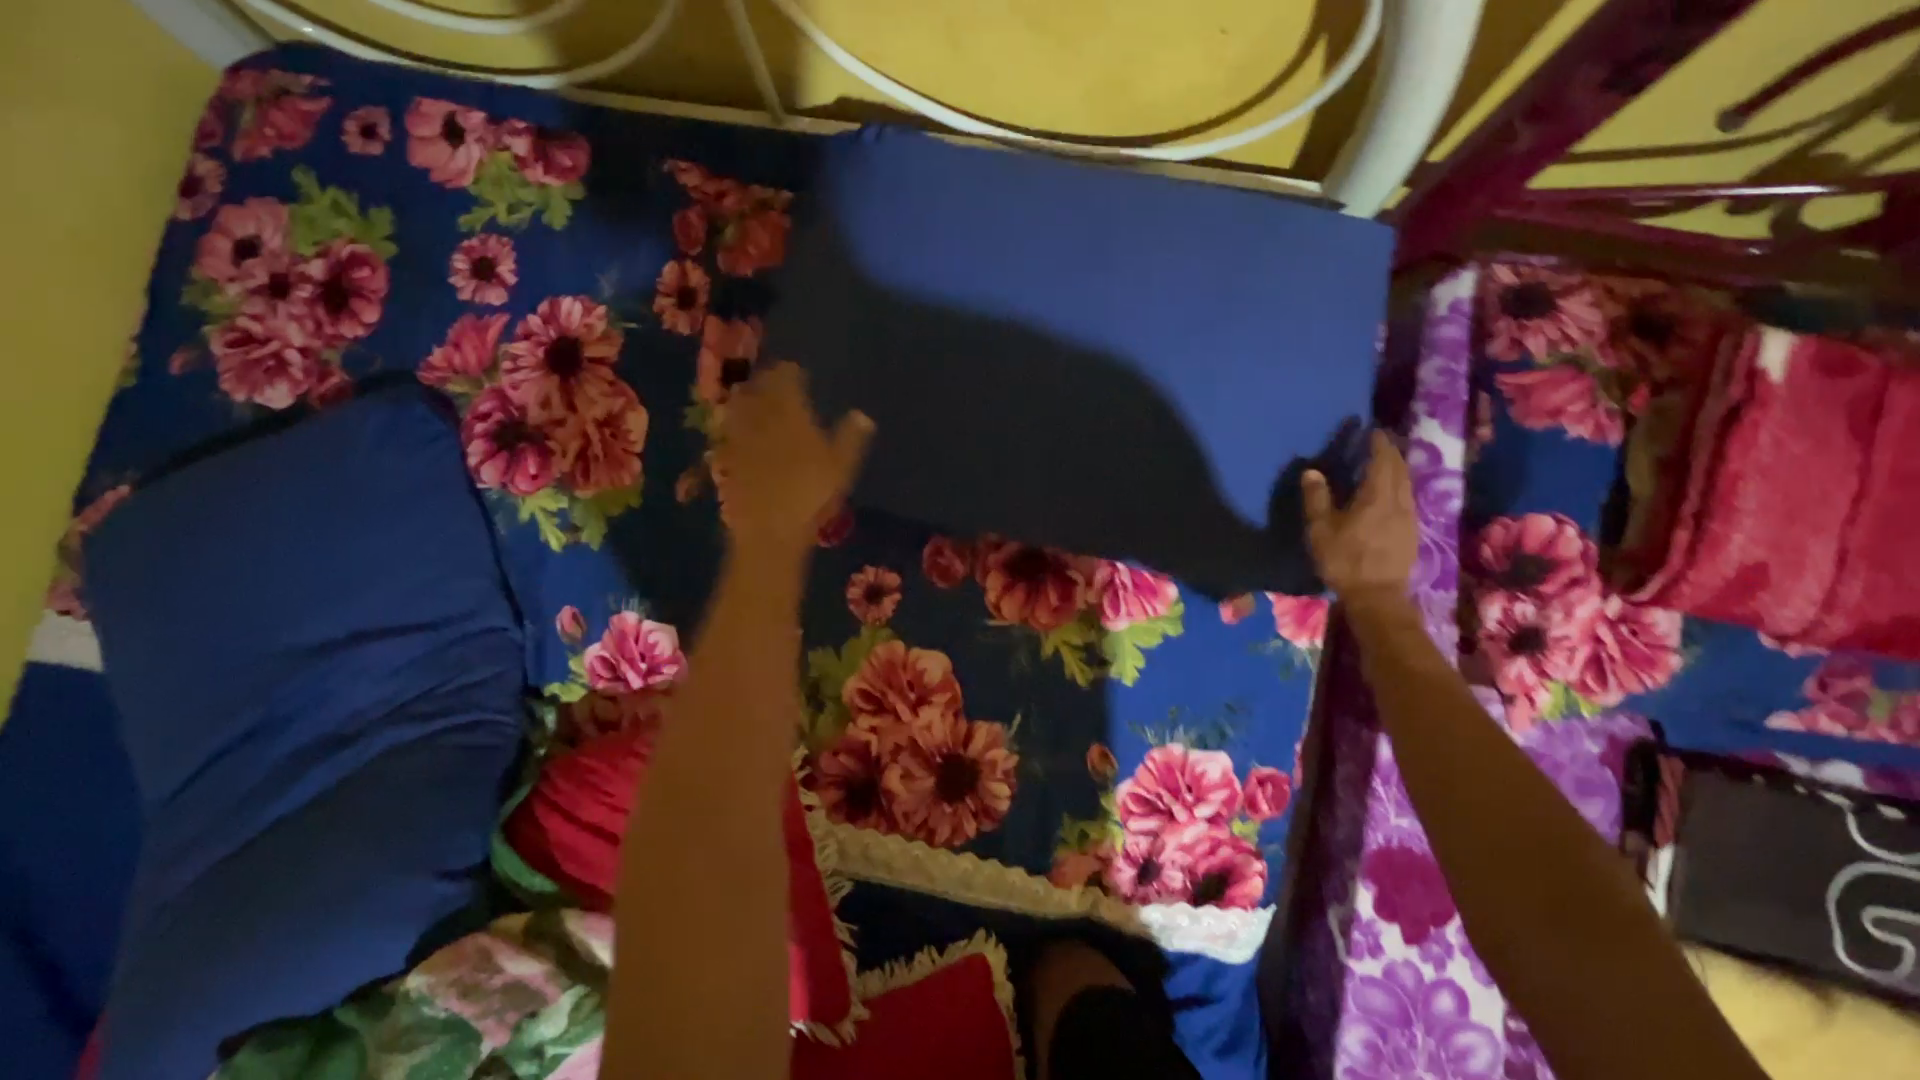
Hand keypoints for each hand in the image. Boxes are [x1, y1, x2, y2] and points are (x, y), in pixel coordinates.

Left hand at [715, 362, 873, 553]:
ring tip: (752, 398)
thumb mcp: (842, 467)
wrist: (769, 529)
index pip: (785, 378)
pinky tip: (737, 431)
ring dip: (745, 399)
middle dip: (765, 381)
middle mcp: (760, 417)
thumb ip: (851, 437)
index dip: (790, 372)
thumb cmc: (811, 495)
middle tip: (774, 381)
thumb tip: (863, 415)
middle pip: (758, 388)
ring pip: (738, 407)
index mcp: (790, 412)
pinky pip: (727, 433)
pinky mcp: (725, 458)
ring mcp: (739, 437)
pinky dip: (733, 427)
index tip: (797, 371)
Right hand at [1302, 430, 1416, 611]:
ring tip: (1385, 464)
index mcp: (1376, 495)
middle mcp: (1399, 500)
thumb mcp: (1321, 530)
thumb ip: (1317, 498)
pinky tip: (1391, 493)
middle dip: (1390, 452)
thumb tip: (1312, 471)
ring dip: (1397, 469)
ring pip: (1407, 483)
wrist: (1378, 596)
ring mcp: (1410, 516)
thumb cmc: (1345, 561)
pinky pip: (1408, 498)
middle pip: (1399, 468)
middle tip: (1378, 443)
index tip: (1372, 430)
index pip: (1382, 459)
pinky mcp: (1412, 531)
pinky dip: (1400, 486)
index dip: (1378, 443)